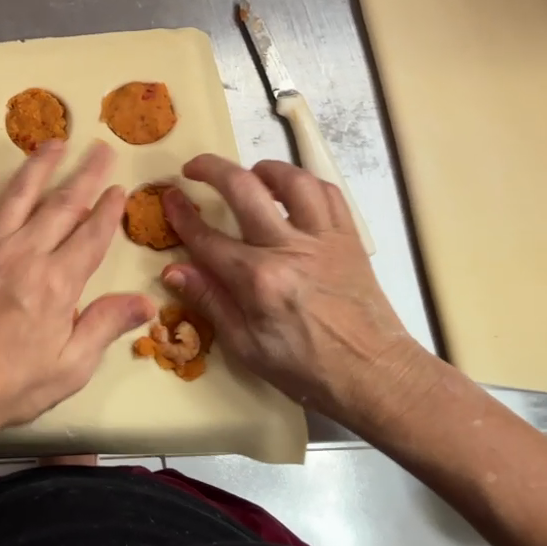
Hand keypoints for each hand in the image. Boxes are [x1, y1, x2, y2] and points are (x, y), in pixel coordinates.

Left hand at [0, 139, 153, 432]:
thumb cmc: (14, 383)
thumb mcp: (71, 365)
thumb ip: (105, 325)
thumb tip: (146, 302)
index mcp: (57, 282)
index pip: (91, 235)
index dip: (109, 209)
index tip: (120, 188)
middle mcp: (24, 254)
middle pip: (62, 205)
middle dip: (85, 174)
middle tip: (100, 149)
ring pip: (17, 195)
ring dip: (38, 166)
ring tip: (54, 142)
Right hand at [162, 155, 428, 425]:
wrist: (379, 377)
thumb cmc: (307, 370)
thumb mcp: (246, 347)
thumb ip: (209, 300)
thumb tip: (172, 270)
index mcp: (257, 280)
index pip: (206, 237)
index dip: (181, 214)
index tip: (167, 197)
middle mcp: (287, 249)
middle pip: (243, 188)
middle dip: (211, 169)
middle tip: (194, 168)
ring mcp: (322, 240)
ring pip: (292, 180)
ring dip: (263, 169)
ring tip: (249, 175)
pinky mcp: (349, 240)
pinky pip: (329, 194)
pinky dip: (305, 184)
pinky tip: (291, 192)